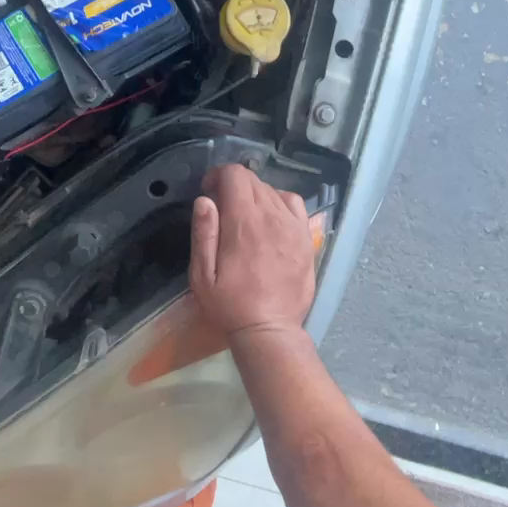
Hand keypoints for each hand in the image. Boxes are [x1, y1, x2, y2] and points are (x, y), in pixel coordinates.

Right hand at [189, 164, 315, 340]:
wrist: (270, 331)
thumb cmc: (230, 304)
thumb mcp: (202, 275)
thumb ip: (203, 233)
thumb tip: (204, 200)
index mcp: (243, 222)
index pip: (235, 175)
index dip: (217, 175)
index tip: (208, 191)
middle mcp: (271, 217)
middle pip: (253, 180)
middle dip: (233, 184)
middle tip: (222, 206)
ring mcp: (293, 227)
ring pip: (272, 190)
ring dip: (254, 193)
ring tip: (245, 214)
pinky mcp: (305, 239)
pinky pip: (294, 204)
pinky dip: (279, 202)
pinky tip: (271, 218)